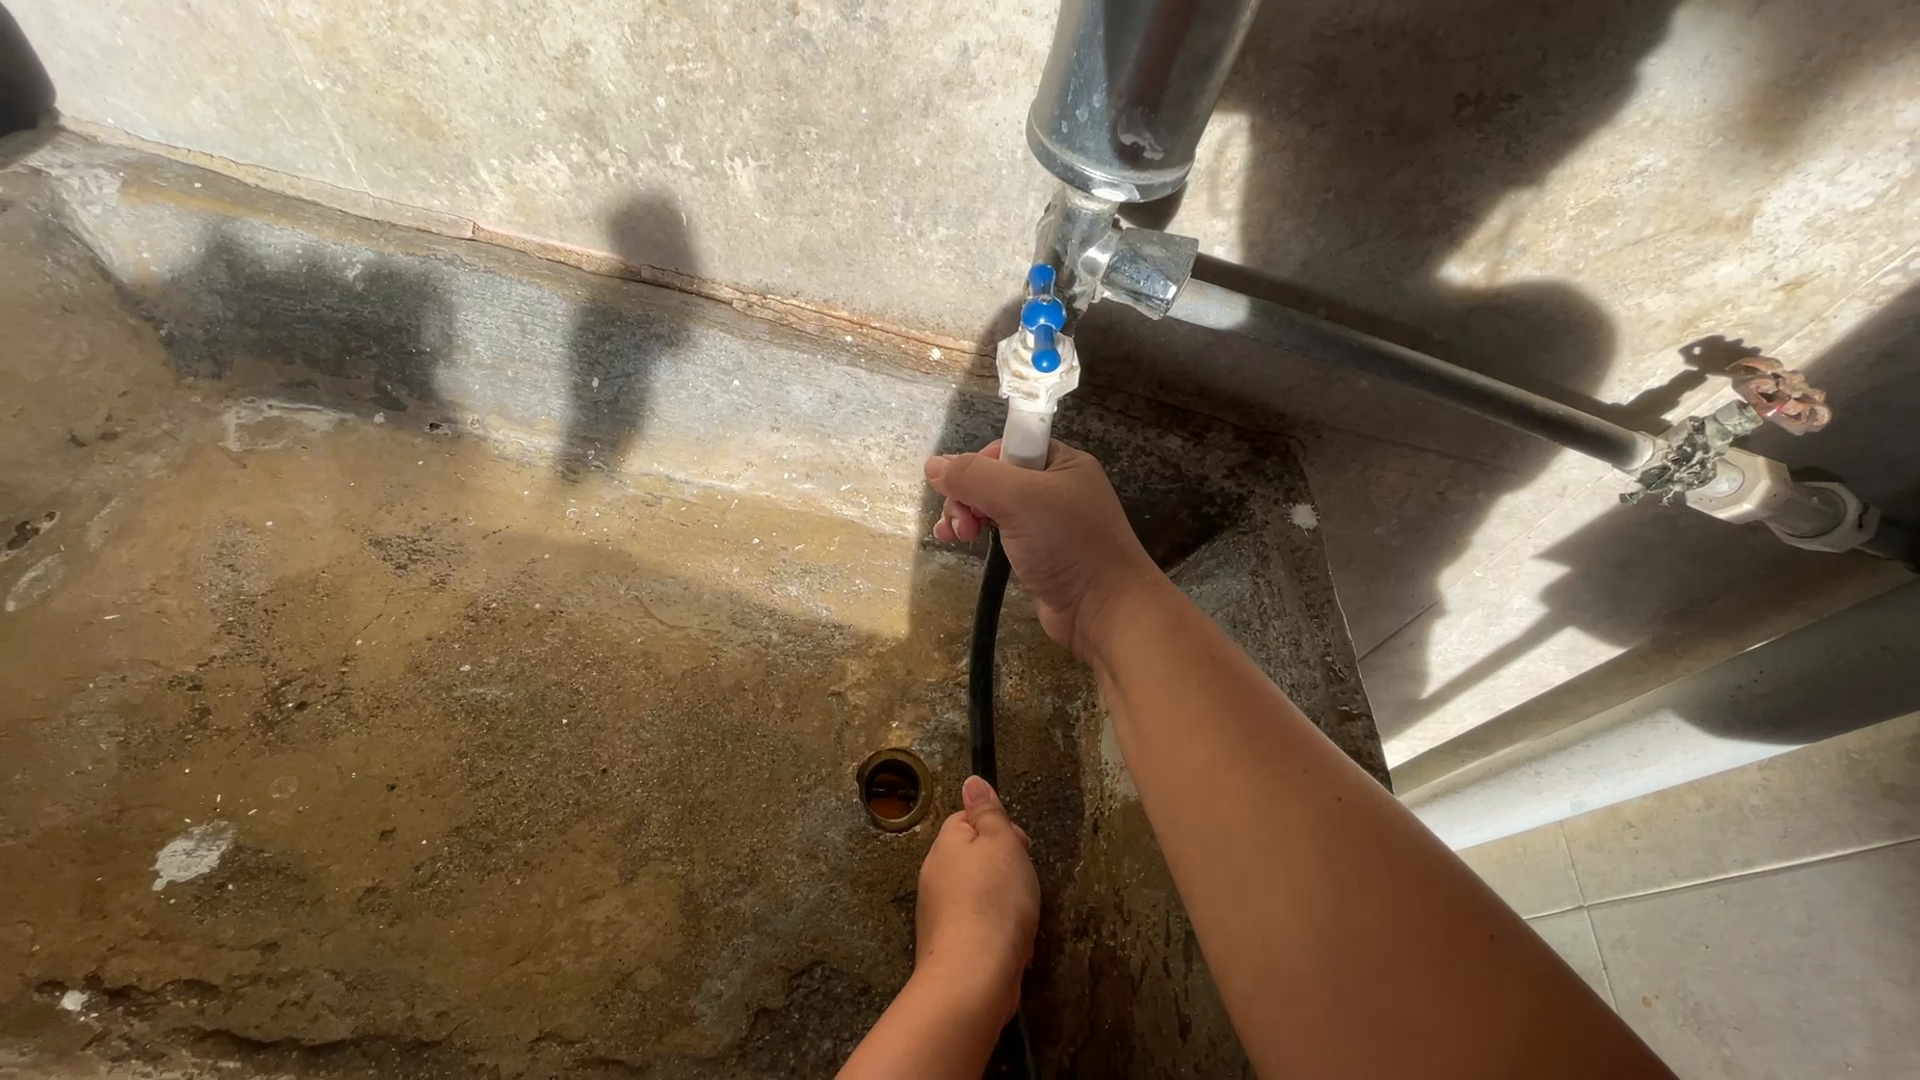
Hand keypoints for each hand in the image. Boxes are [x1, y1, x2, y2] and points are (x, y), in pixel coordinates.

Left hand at [913, 776, 1039, 1024]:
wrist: (973, 978)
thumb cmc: (993, 900)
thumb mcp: (1000, 842)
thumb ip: (988, 812)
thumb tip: (971, 781)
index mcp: (944, 845)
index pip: (967, 820)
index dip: (998, 829)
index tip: (1021, 847)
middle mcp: (934, 876)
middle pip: (974, 858)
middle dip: (1004, 869)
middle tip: (1024, 883)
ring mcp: (938, 913)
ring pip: (979, 894)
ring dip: (1004, 903)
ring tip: (1022, 918)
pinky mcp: (948, 946)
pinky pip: (978, 926)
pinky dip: (997, 932)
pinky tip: (1013, 946)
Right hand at [925, 439, 1164, 660]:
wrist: (1104, 610)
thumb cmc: (1068, 544)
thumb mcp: (1019, 498)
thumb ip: (974, 477)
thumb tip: (933, 465)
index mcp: (1060, 462)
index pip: (1006, 447)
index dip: (978, 464)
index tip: (960, 488)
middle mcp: (1055, 487)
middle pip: (993, 477)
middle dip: (966, 494)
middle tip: (961, 523)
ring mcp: (1046, 522)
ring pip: (991, 505)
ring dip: (964, 514)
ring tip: (954, 535)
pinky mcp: (1037, 552)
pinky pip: (998, 532)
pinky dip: (976, 534)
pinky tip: (957, 542)